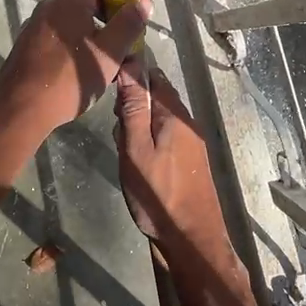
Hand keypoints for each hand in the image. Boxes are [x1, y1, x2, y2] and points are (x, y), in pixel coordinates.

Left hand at [0, 0, 150, 144]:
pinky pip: (55, 35)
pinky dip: (70, 45)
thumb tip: (143, 1)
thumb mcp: (108, 53)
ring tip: (102, 61)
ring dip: (88, 32)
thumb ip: (128, 25)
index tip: (126, 8)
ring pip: (69, 19)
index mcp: (69, 0)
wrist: (19, 109)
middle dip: (104, 14)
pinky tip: (77, 71)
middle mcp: (49, 6)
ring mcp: (34, 26)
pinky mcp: (26, 46)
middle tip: (119, 40)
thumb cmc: (69, 77)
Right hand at [113, 57, 225, 247]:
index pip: (152, 76)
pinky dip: (152, 139)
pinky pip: (168, 134)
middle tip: (120, 132)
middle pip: (157, 96)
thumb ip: (133, 108)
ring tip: (128, 151)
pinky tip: (143, 163)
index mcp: (174, 113)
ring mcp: (192, 139)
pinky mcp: (192, 158)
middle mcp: (187, 120)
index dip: (130, 79)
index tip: (113, 98)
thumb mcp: (136, 149)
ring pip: (160, 117)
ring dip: (141, 125)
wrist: (192, 240)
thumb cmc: (157, 194)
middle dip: (134, 106)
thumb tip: (129, 66)